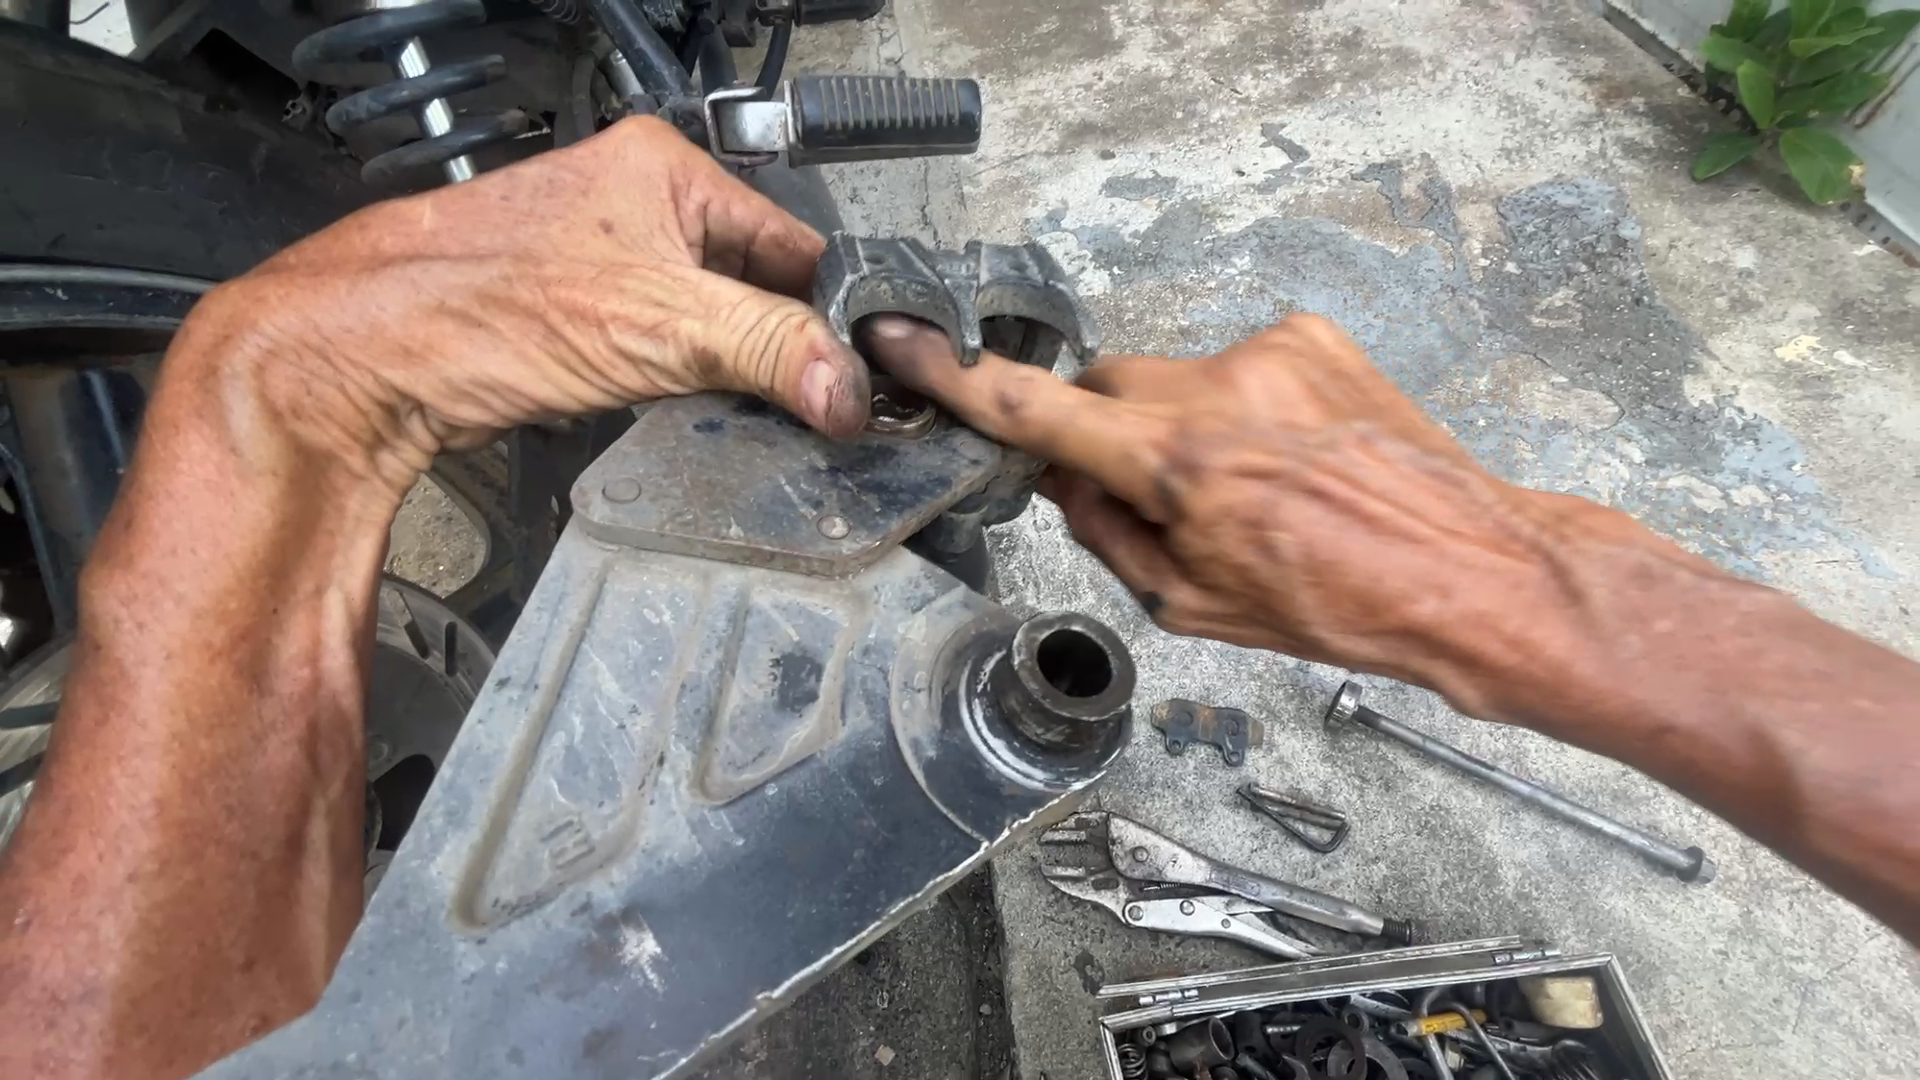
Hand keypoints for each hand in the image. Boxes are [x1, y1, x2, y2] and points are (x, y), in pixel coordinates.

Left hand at [176, 116, 869, 494]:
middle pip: (765, 283)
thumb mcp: (660, 322)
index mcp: (670, 171)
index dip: (832, 308)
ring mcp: (626, 260)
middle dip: (789, 342)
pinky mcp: (606, 312)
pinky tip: (712, 402)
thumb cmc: (486, 304)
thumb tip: (850, 389)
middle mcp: (650, 206)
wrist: (370, 357)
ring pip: (727, 318)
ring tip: (764, 403)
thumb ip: (769, 348)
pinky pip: (688, 343)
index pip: (796, 243)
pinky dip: (709, 377)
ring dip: (750, 365)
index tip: (858, 370)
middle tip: (815, 398)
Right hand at [861, 313, 1689, 697]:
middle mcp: (1214, 390)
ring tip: (1237, 481)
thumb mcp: (1187, 601)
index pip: (1038, 412)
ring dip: (1171, 424)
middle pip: (1102, 387)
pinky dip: (1227, 404)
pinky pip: (1226, 362)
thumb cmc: (1327, 606)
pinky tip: (1280, 452)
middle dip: (1101, 433)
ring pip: (1163, 377)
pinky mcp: (1309, 334)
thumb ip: (1104, 530)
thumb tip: (1061, 478)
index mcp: (1178, 467)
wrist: (1471, 572)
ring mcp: (1266, 349)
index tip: (907, 344)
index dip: (960, 379)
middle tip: (1144, 488)